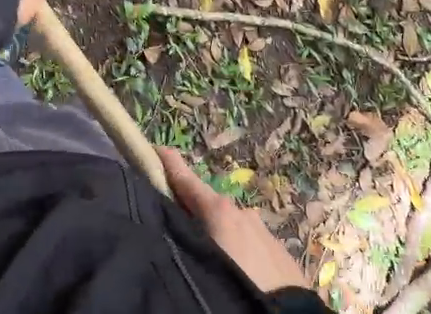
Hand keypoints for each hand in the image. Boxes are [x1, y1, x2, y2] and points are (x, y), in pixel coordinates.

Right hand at [158, 147, 307, 293]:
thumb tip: (162, 222)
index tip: (153, 148)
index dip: (168, 163)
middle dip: (190, 210)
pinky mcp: (278, 252)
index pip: (186, 179)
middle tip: (171, 223)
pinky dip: (235, 249)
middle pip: (206, 205)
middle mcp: (241, 212)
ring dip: (215, 233)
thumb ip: (181, 237)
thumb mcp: (199, 259)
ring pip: (229, 226)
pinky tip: (233, 269)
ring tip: (204, 254)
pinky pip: (248, 244)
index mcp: (220, 210)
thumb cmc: (237, 282)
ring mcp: (262, 230)